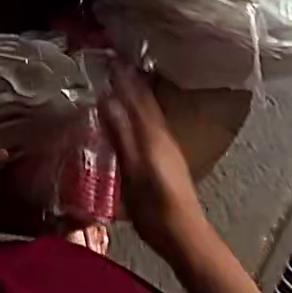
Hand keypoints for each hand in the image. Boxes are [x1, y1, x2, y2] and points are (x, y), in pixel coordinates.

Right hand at [102, 63, 207, 261]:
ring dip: (138, 93)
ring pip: (150, 110)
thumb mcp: (131, 171)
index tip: (111, 59)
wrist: (184, 234)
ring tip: (124, 81)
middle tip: (116, 63)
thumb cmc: (154, 207)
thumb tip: (107, 100)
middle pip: (146, 99)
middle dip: (131, 81)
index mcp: (152, 133)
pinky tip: (136, 115)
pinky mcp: (168, 157)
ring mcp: (168, 144)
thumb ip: (120, 135)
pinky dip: (142, 110)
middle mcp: (162, 133)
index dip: (124, 77)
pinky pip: (153, 122)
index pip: (136, 95)